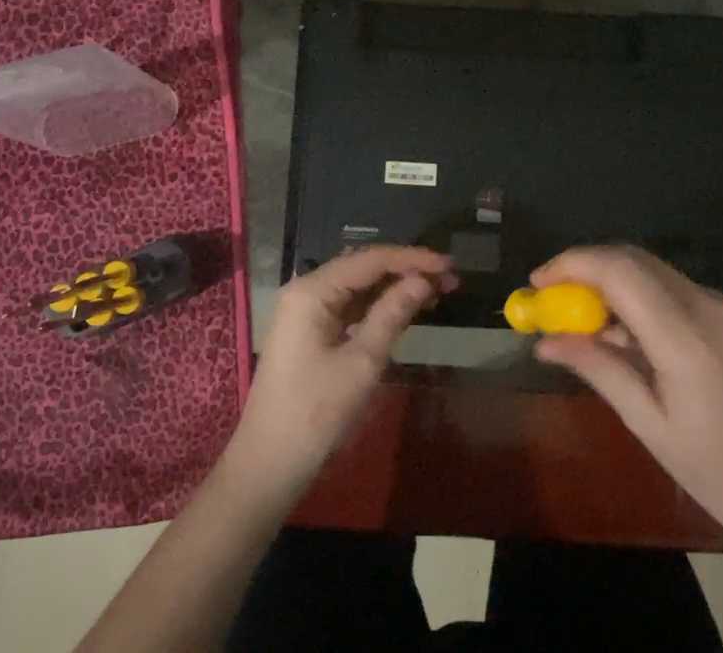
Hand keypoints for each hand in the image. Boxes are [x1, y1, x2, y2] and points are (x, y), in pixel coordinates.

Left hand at [230, 246, 455, 490]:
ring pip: (358, 288)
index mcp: (312, 291)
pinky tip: (406, 310)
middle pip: (363, 268)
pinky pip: (349, 308)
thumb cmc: (316, 412)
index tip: (451, 265)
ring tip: (437, 293)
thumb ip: (393, 315)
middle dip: (406, 270)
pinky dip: (378, 307)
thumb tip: (424, 281)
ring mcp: (306, 313)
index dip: (412, 259)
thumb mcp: (362, 362)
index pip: (370, 260)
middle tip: (449, 280)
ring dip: (395, 287)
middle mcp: (306, 292)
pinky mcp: (310, 334)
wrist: (271, 462)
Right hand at [531, 246, 722, 548]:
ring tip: (581, 325)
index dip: (572, 265)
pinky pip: (678, 294)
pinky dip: (642, 301)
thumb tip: (546, 342)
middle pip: (637, 261)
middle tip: (551, 301)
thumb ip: (600, 370)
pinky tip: (626, 338)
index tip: (537, 283)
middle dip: (586, 270)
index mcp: (689, 339)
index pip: (621, 272)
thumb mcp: (651, 426)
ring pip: (657, 274)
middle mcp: (712, 309)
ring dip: (613, 286)